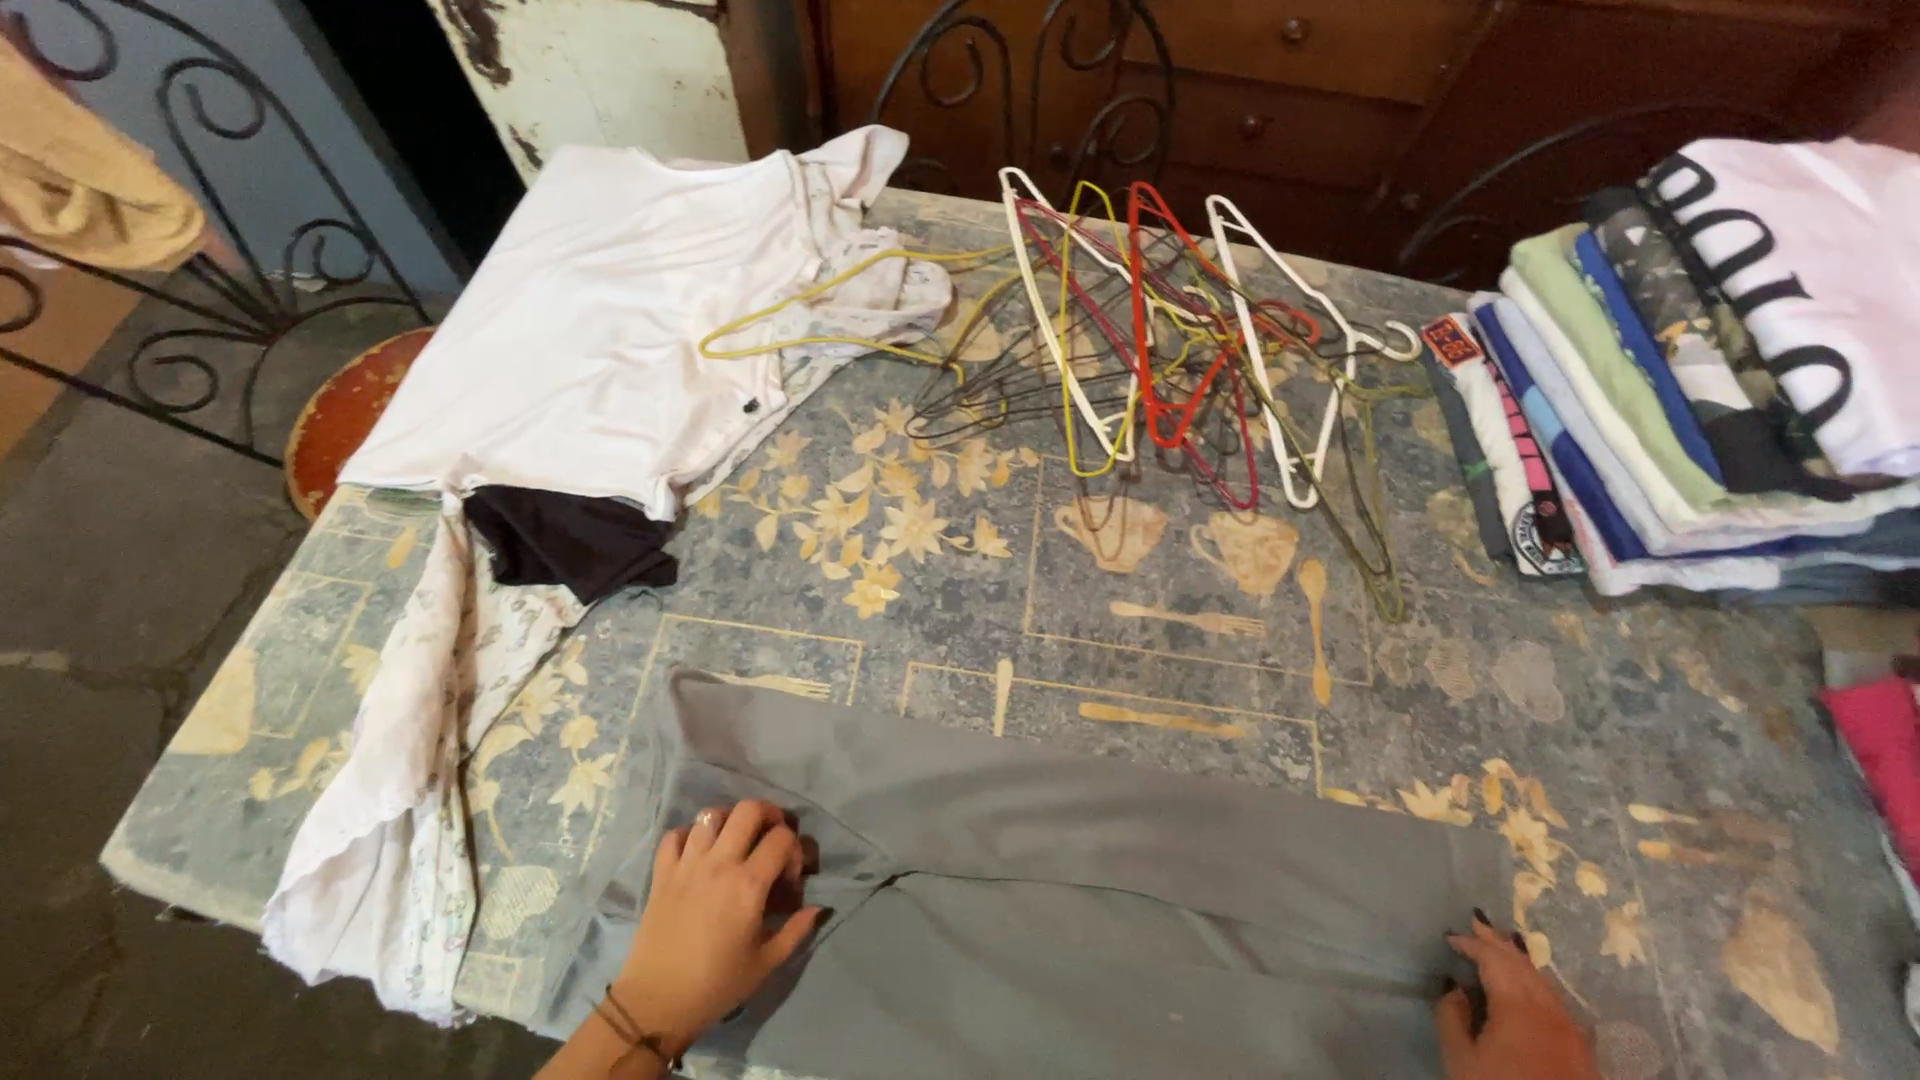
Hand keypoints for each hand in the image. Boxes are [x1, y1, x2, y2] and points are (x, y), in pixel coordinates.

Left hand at [610, 799, 822, 1058]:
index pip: (782, 838)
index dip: (794, 850)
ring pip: (710, 815)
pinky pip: (674, 835)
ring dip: (729, 822)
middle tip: (771, 836)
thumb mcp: (766, 963)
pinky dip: (689, 836)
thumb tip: (819, 908)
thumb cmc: (716, 985)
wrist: (656, 1003)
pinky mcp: (661, 874)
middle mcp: (718, 864)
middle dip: (768, 814)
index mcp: (748, 885)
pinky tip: (698, 853)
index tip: (789, 878)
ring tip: (734, 842)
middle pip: (748, 809)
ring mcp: (686, 865)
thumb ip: (797, 930)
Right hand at [1436, 912, 1599, 1079]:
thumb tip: (1456, 987)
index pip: (1493, 960)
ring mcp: (1570, 1030)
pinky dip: (1534, 982)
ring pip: (1542, 982)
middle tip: (1476, 923)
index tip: (1450, 937)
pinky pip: (1554, 1001)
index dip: (1471, 943)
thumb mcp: (1460, 1058)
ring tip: (1499, 947)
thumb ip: (1452, 1016)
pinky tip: (1526, 985)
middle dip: (1497, 943)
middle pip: (1522, 966)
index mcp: (1517, 1007)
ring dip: (1518, 961)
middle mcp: (1549, 1011)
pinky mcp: (1581, 1050)